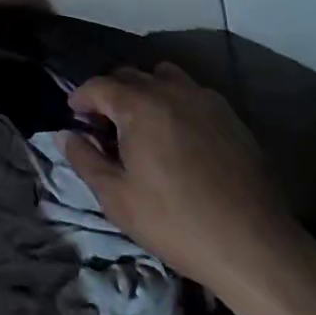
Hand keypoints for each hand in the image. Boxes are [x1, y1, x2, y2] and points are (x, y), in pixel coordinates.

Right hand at [62, 64, 297, 287]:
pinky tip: (178, 135)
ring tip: (142, 124)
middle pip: (131, 74)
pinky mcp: (228, 112)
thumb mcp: (117, 198)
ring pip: (164, 76)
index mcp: (139, 104)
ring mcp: (204, 96)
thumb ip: (86, 160)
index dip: (81, 97)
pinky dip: (175, 101)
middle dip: (110, 92)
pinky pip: (192, 92)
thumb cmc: (174, 221)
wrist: (250, 240)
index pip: (99, 85)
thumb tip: (65, 134)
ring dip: (145, 90)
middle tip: (103, 124)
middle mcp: (171, 89)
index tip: (74, 116)